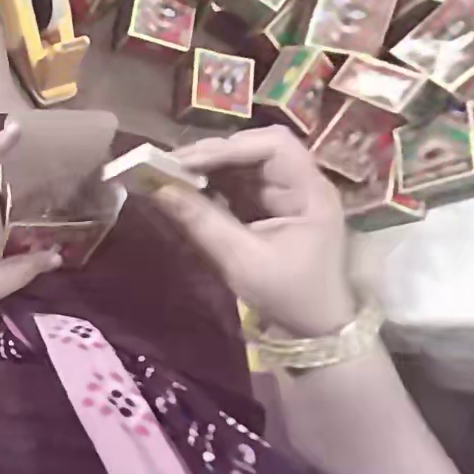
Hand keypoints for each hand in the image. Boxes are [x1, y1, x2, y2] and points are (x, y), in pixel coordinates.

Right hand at [153, 127, 356, 336]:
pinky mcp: (268, 208)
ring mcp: (285, 195)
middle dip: (211, 154)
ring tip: (171, 176)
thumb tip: (158, 189)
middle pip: (255, 148)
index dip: (228, 147)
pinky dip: (210, 184)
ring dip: (207, 167)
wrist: (315, 329)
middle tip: (169, 167)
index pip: (272, 145)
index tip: (186, 163)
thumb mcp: (242, 260)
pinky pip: (237, 184)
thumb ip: (202, 221)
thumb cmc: (288, 294)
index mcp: (309, 191)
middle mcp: (300, 183)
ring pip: (243, 164)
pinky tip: (187, 191)